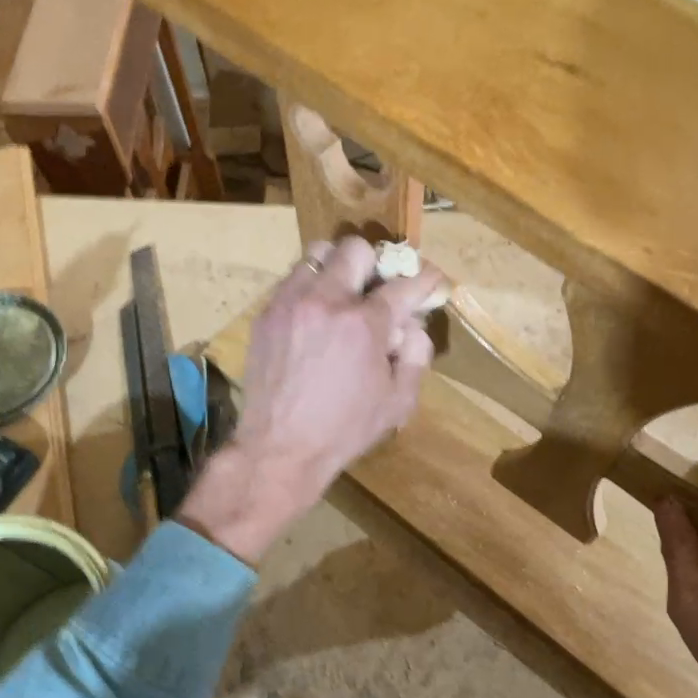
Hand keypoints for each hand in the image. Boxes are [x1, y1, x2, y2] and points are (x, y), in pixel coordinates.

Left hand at [177, 237, 445, 561]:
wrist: (279, 449)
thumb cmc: (345, 430)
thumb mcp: (398, 401)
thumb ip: (417, 356)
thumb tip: (413, 325)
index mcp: (365, 325)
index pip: (404, 283)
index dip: (424, 279)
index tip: (430, 280)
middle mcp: (327, 302)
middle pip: (354, 249)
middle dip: (374, 263)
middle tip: (377, 288)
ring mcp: (290, 304)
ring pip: (316, 255)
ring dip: (336, 270)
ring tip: (341, 298)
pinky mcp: (266, 314)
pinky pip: (291, 281)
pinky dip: (310, 290)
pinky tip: (315, 318)